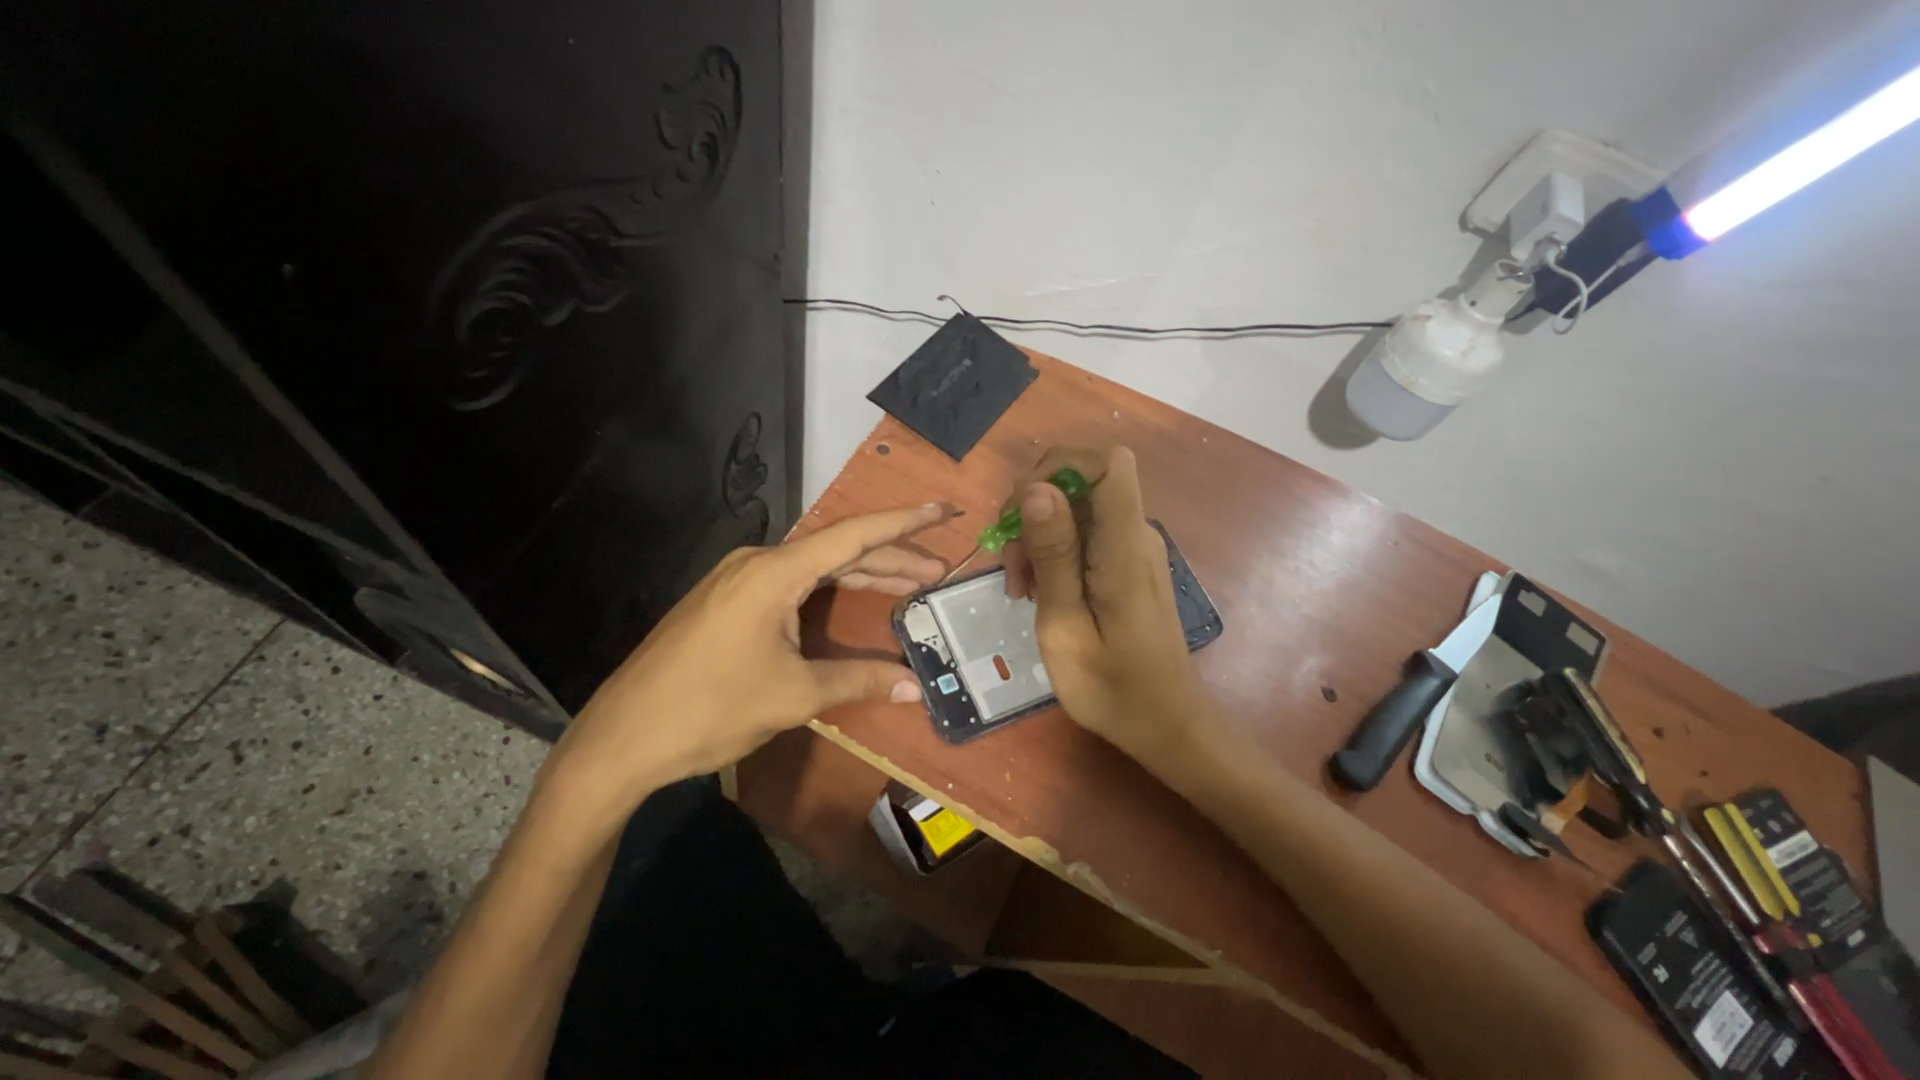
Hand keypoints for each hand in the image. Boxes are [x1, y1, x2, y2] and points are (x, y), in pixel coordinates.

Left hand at [540, 505, 947, 822]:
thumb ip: (858, 681)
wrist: (623, 737)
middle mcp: (755, 563)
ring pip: (812, 570)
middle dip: (890, 559)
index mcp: (774, 572)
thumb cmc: (711, 710)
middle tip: (939, 569)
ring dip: (859, 577)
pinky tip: (850, 603)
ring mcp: (735, 582)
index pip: (853, 536)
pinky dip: (827, 593)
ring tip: (911, 585)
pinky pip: (788, 586)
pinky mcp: (723, 604)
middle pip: (836, 551)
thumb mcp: (794, 695)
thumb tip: (916, 688)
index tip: (944, 510)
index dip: (904, 524)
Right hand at [1001, 447, 1206, 757]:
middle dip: (1035, 510)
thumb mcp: (1064, 624)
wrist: (1165, 725)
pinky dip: (1055, 554)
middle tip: (1011, 566)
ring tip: (1019, 590)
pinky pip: (1087, 536)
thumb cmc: (1111, 687)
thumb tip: (1034, 488)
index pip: (1107, 463)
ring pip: (1079, 511)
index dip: (1059, 467)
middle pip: (1084, 483)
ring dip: (1039, 538)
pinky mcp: (1128, 566)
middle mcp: (1136, 536)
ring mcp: (1134, 550)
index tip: (1021, 510)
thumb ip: (1053, 554)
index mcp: (1124, 546)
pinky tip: (1039, 593)